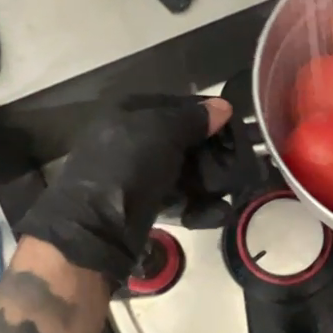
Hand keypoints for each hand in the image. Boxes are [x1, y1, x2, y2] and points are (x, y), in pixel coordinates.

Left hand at [16, 95, 233, 280]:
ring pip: (180, 171)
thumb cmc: (128, 166)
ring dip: (208, 181)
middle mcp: (128, 140)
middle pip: (179, 140)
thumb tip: (223, 107)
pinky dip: (196, 206)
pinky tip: (218, 212)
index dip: (204, 112)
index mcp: (127, 113)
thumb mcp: (164, 132)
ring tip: (234, 189)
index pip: (174, 104)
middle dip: (210, 150)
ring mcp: (133, 174)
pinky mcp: (140, 205)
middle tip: (238, 159)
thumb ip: (194, 118)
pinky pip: (175, 199)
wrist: (95, 227)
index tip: (232, 124)